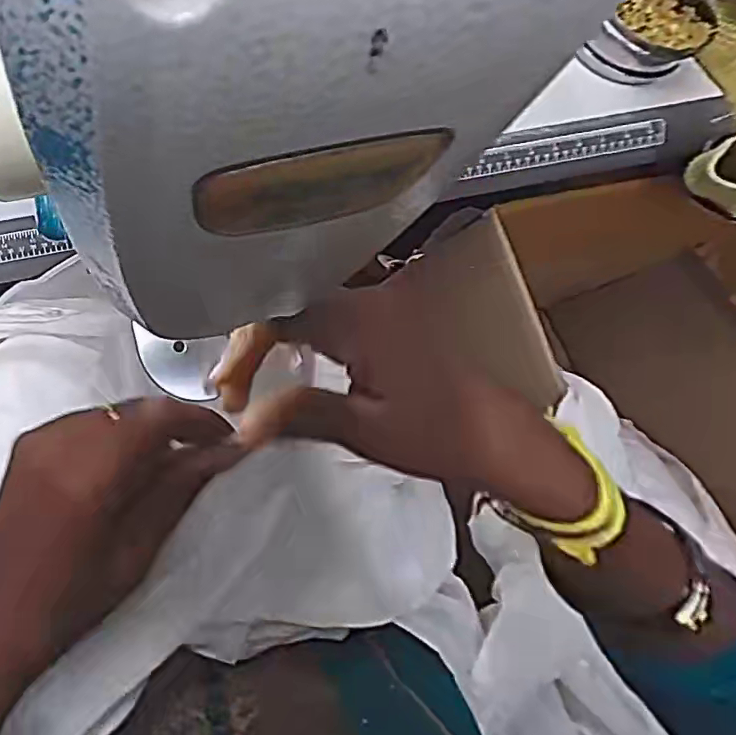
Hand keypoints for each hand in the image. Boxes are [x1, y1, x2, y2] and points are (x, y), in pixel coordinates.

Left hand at [0, 401, 246, 734]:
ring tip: (167, 459)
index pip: (155, 417)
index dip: (197, 419)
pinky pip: (83, 421)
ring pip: (109, 411)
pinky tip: (125, 463)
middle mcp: (59, 443)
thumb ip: (177, 491)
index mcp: (88, 473)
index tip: (223, 435)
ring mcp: (38, 439)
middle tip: (203, 449)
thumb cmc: (69, 602)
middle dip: (172, 423)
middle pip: (133, 409)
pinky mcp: (27, 445)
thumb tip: (218, 455)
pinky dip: (112, 432)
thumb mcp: (135, 551)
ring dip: (143, 427)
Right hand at [226, 221, 596, 522]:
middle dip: (250, 343)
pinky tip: (287, 356)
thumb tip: (245, 423)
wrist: (504, 436)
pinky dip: (298, 332)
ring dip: (271, 335)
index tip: (231, 392)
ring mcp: (380, 300)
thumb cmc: (444, 434)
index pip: (278, 317)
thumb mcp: (367, 430)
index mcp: (361, 318)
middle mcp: (369, 297)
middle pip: (286, 303)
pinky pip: (326, 310)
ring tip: (248, 373)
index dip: (244, 351)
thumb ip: (300, 413)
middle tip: (233, 387)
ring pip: (304, 304)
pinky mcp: (388, 313)